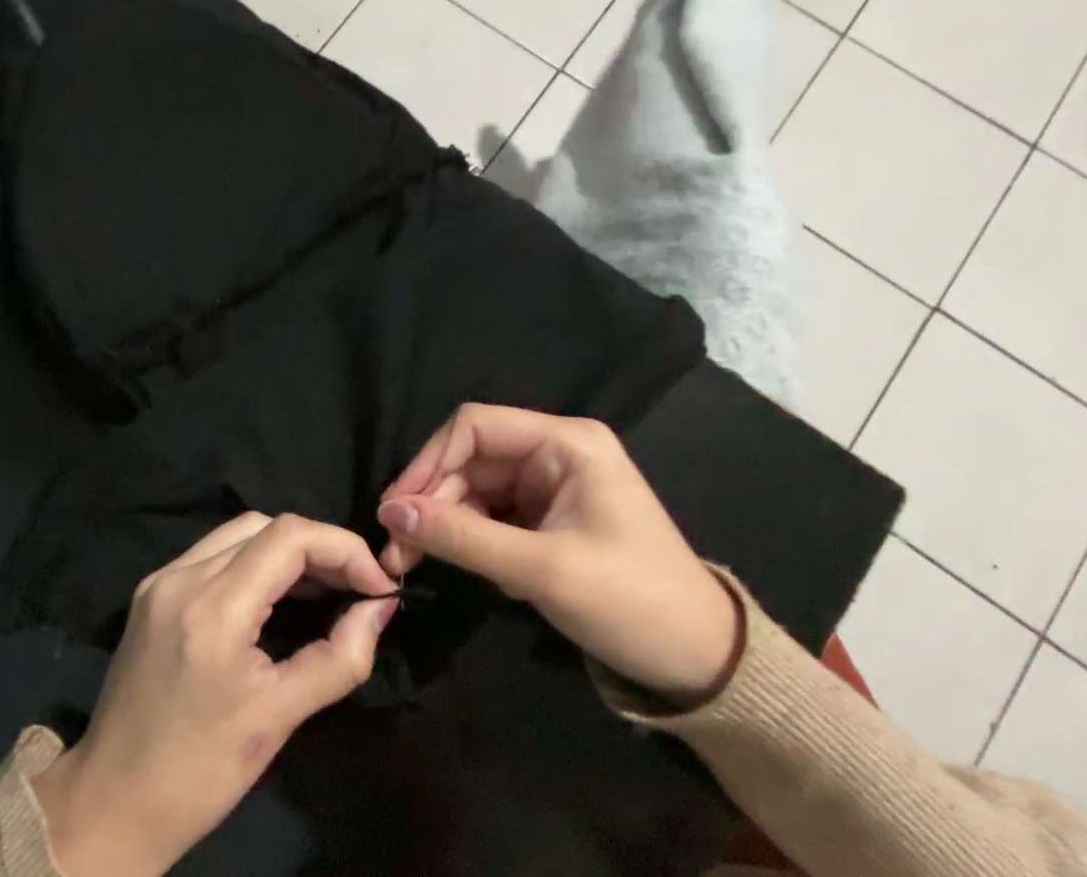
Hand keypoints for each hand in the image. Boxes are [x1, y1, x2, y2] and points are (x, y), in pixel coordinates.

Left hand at [31, 513, 398, 875]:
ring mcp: (159, 583)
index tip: (378, 585)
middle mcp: (180, 578)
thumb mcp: (280, 716)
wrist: (114, 802)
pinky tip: (274, 599)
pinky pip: (211, 556)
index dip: (344, 548)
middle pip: (264, 526)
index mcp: (213, 607)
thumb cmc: (201, 770)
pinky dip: (252, 564)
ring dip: (285, 553)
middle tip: (354, 589)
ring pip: (237, 534)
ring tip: (324, 592)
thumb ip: (340, 657)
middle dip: (319, 548)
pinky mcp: (150, 596)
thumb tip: (380, 608)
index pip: (290, 537)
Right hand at [377, 404, 738, 702]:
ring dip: (444, 525)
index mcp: (567, 443)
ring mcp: (551, 487)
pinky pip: (491, 517)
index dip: (428, 463)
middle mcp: (555, 454)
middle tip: (396, 553)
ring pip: (474, 490)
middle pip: (470, 460)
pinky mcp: (547, 520)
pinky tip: (472, 572)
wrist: (698, 659)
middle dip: (431, 502)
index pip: (474, 427)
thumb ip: (462, 537)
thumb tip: (389, 513)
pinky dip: (471, 541)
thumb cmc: (629, 601)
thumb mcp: (540, 569)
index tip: (395, 511)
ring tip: (415, 565)